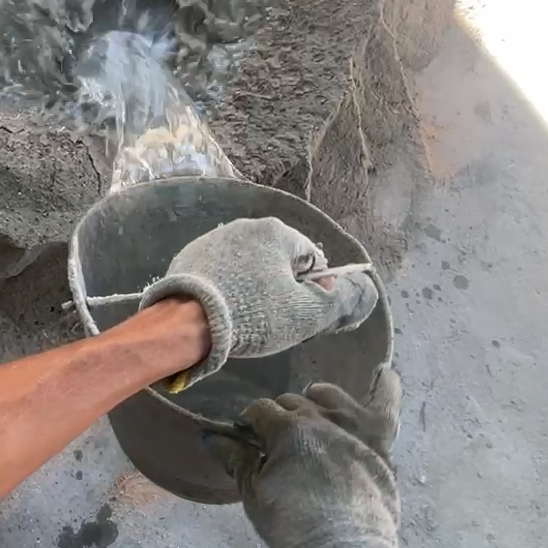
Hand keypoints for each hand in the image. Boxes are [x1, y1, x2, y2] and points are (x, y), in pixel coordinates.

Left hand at [136, 217, 378, 385]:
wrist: (187, 321)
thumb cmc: (254, 315)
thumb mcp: (306, 314)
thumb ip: (338, 300)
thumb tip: (359, 288)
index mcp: (276, 231)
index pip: (310, 257)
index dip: (313, 286)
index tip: (299, 310)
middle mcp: (244, 226)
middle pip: (277, 259)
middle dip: (281, 286)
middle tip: (272, 318)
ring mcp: (213, 239)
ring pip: (248, 264)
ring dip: (253, 286)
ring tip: (244, 315)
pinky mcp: (190, 255)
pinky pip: (221, 270)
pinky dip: (226, 286)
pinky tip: (221, 309)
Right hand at [227, 369, 427, 547]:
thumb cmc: (293, 527)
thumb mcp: (254, 495)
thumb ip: (236, 460)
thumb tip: (212, 436)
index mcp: (287, 430)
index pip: (260, 411)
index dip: (249, 423)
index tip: (246, 439)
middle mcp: (320, 419)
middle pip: (292, 402)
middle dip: (279, 416)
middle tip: (276, 441)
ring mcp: (353, 428)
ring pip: (330, 396)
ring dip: (316, 400)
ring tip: (311, 414)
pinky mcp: (380, 442)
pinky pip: (386, 404)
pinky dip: (385, 388)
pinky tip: (383, 374)